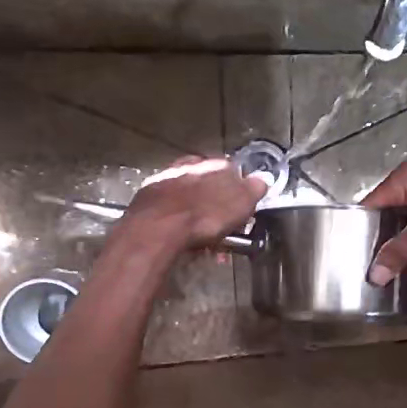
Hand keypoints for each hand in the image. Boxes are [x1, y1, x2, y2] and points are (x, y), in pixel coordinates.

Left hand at [119, 157, 267, 251]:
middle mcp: (187, 166)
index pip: (231, 172)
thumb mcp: (240, 204)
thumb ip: (253, 190)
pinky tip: (180, 239)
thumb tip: (261, 180)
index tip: (239, 212)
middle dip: (215, 207)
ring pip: (187, 199)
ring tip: (202, 243)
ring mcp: (164, 180)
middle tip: (222, 231)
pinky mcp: (146, 199)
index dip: (237, 193)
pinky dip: (177, 223)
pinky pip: (170, 211)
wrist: (158, 228)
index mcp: (212, 164)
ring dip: (196, 218)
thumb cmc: (205, 216)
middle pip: (207, 186)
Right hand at [360, 161, 406, 284]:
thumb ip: (400, 251)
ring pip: (405, 219)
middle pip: (387, 211)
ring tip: (381, 266)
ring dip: (397, 240)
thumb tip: (373, 276)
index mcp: (406, 176)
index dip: (359, 227)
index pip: (371, 203)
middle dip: (377, 236)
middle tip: (361, 264)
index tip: (346, 253)